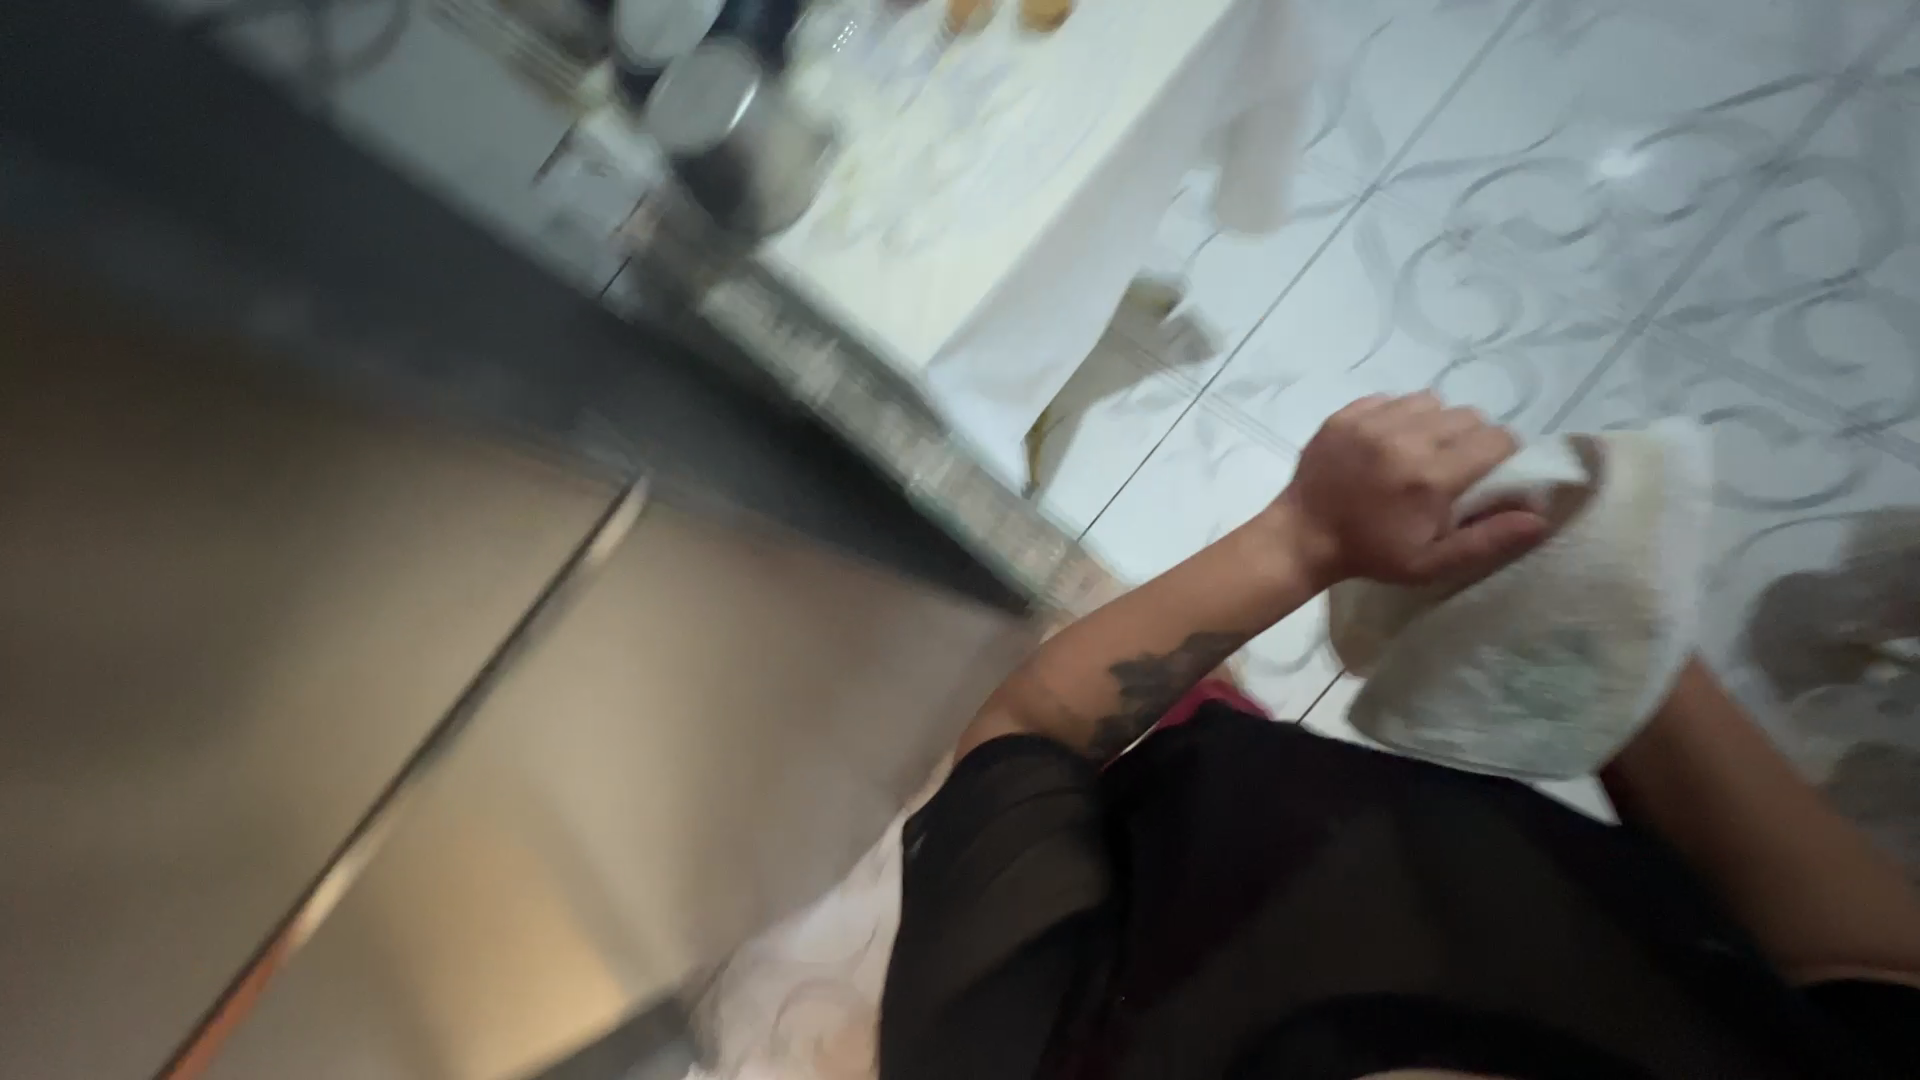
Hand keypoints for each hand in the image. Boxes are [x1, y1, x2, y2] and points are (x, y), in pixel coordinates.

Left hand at [1271, 392, 1547, 585]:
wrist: (1301, 537)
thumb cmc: (1369, 553)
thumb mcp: (1430, 563)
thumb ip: (1487, 539)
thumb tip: (1541, 515)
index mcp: (1431, 475)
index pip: (1497, 439)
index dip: (1499, 456)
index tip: (1484, 474)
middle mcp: (1404, 439)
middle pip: (1467, 416)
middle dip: (1469, 439)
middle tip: (1450, 465)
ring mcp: (1369, 423)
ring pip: (1430, 401)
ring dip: (1434, 422)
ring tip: (1418, 450)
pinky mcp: (1343, 417)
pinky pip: (1389, 399)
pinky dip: (1396, 415)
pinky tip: (1386, 441)